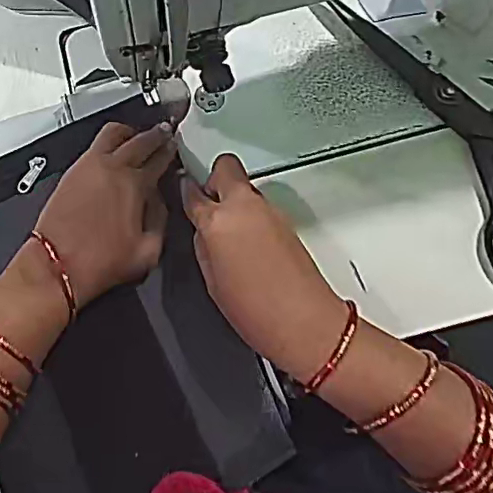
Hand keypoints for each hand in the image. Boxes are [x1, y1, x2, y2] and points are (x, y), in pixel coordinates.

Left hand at [33, 122, 175, 306]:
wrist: (58, 264)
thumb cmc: (97, 261)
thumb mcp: (148, 251)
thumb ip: (160, 219)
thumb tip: (159, 202)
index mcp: (135, 184)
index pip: (159, 158)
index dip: (170, 151)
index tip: (174, 148)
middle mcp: (113, 168)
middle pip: (140, 139)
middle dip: (156, 134)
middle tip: (164, 133)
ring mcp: (90, 165)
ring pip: (114, 133)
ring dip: (130, 131)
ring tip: (137, 135)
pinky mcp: (73, 170)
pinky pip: (95, 144)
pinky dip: (109, 141)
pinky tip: (113, 149)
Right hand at [182, 155, 350, 378]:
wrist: (307, 325)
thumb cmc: (260, 312)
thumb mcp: (211, 281)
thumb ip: (203, 245)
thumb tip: (203, 232)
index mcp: (217, 222)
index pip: (193, 192)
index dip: (187, 193)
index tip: (186, 194)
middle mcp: (245, 207)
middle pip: (225, 167)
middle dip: (214, 179)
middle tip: (209, 200)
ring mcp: (269, 211)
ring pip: (245, 187)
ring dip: (236, 201)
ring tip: (233, 233)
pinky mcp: (287, 221)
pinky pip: (261, 207)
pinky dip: (253, 216)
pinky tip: (251, 244)